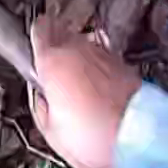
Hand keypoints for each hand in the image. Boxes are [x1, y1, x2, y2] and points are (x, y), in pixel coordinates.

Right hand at [29, 16, 139, 167]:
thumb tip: (42, 97)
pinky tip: (90, 79)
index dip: (35, 31)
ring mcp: (100, 52)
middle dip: (54, 40)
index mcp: (53, 63)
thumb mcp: (50, 130)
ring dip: (73, 52)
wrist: (134, 132)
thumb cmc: (91, 135)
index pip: (40, 31)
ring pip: (80, 42)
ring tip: (69, 73)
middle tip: (48, 54)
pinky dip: (91, 61)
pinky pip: (97, 53)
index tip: (33, 34)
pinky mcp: (118, 59)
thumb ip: (41, 105)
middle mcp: (77, 50)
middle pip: (61, 32)